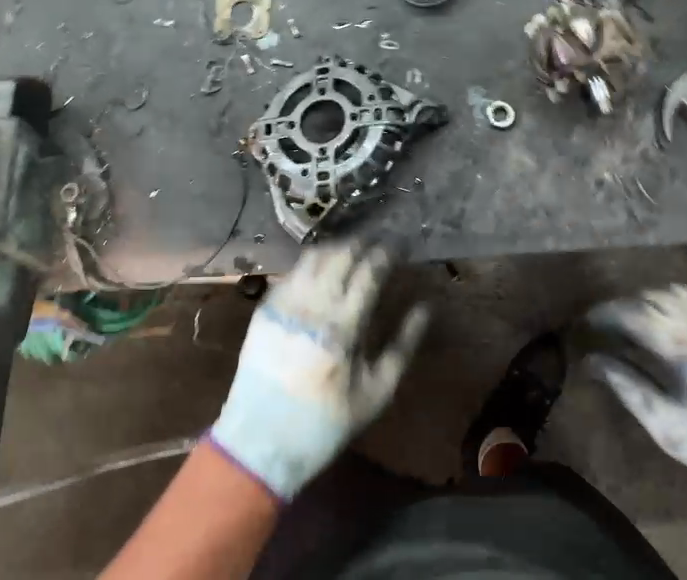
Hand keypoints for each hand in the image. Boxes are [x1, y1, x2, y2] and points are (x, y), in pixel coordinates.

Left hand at [208, 241, 429, 499]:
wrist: (261, 441)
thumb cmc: (327, 422)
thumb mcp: (377, 392)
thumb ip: (403, 345)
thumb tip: (425, 309)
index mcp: (344, 327)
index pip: (369, 272)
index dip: (386, 254)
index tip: (398, 248)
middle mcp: (313, 307)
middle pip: (340, 256)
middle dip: (362, 244)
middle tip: (376, 245)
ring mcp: (284, 305)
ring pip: (313, 258)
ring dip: (335, 249)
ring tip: (351, 252)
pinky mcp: (264, 311)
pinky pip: (291, 274)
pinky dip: (311, 266)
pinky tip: (322, 272)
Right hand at [588, 285, 686, 533]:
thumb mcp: (672, 429)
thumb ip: (629, 388)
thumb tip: (593, 362)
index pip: (633, 311)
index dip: (605, 313)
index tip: (588, 323)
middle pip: (656, 296)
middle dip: (628, 307)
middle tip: (611, 327)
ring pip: (683, 293)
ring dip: (656, 304)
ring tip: (641, 327)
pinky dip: (685, 306)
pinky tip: (680, 328)